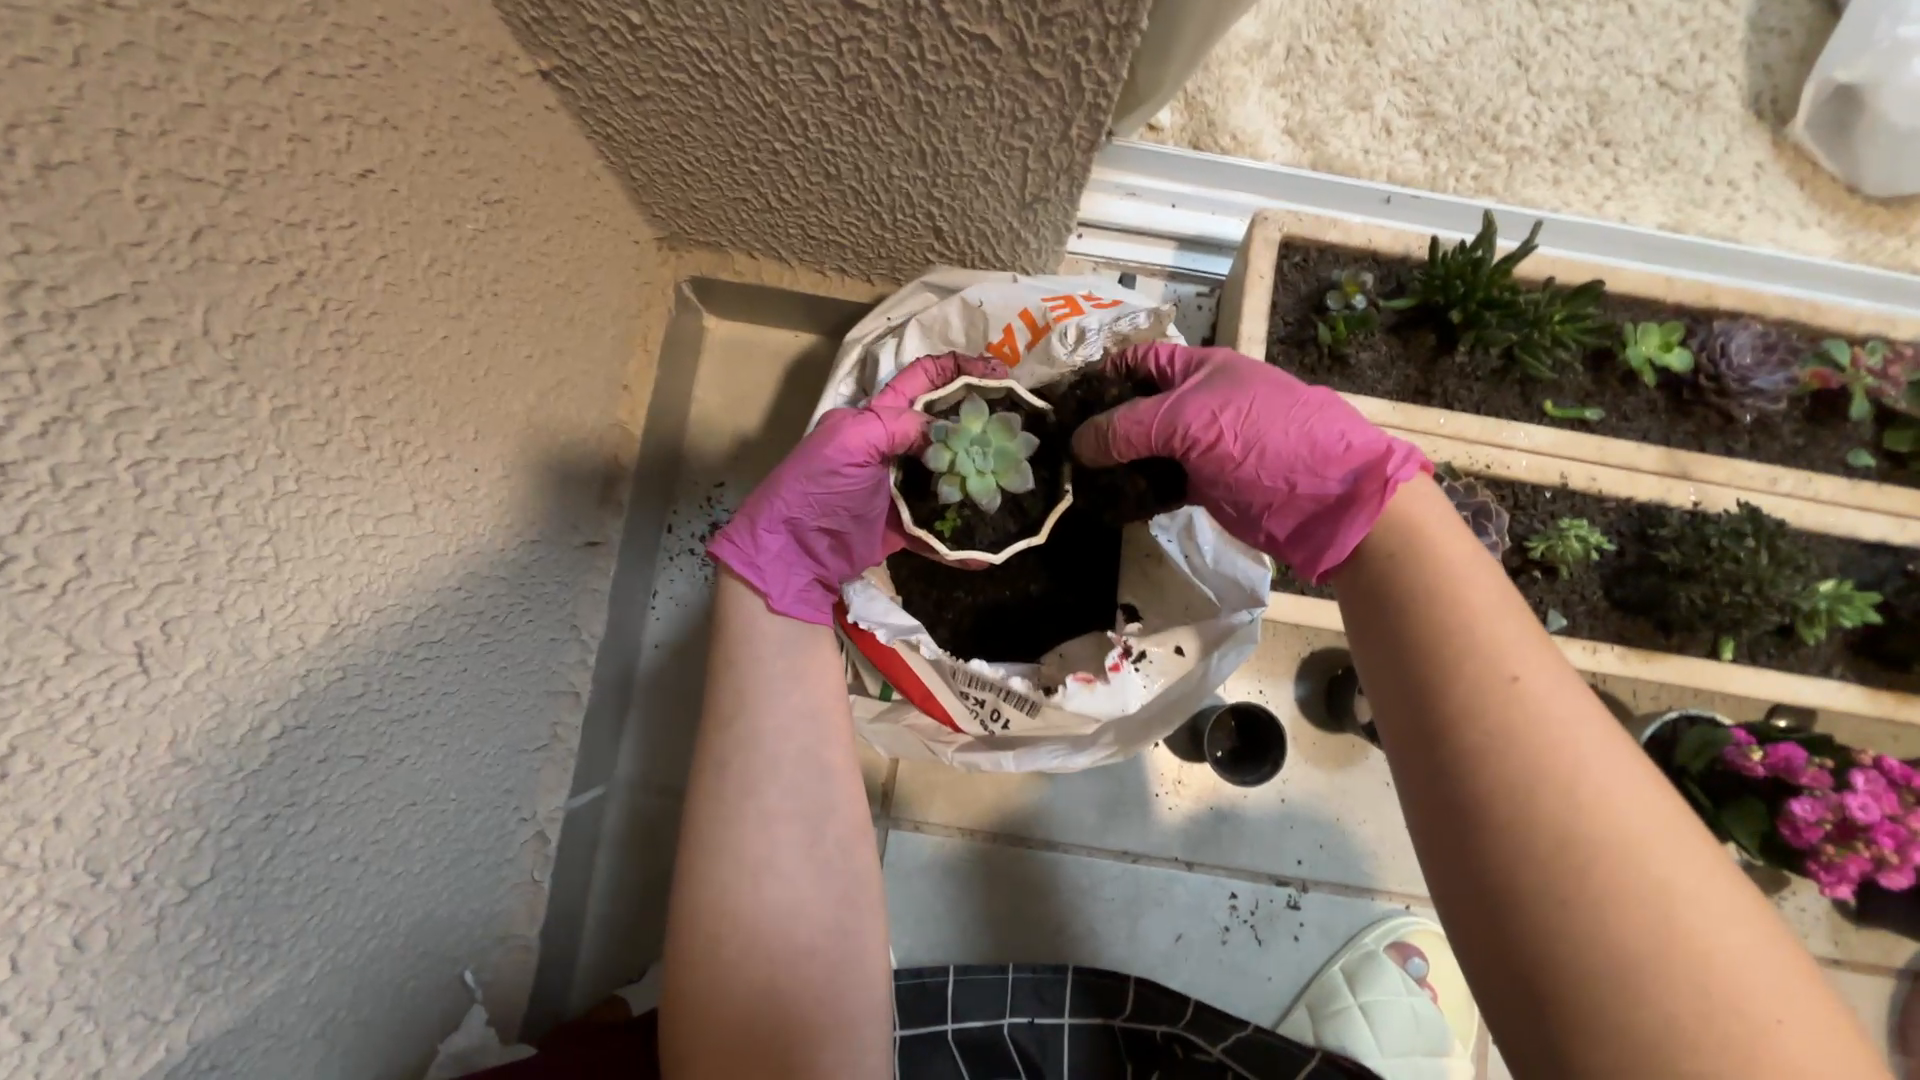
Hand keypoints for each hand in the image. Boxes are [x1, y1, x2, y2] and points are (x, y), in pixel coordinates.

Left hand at [709, 352, 1010, 622]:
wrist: (793, 554)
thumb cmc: (815, 489)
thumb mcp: (850, 444)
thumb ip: (897, 427)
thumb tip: (947, 431)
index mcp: (877, 417)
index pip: (923, 379)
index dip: (960, 369)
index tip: (1000, 373)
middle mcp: (893, 446)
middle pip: (945, 428)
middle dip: (981, 427)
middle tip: (1019, 432)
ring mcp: (900, 487)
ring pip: (949, 476)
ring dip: (978, 481)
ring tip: (1016, 484)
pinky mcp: (903, 525)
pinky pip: (938, 529)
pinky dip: (960, 542)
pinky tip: (986, 551)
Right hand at [1071, 343, 1429, 582]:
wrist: (1322, 496)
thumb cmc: (1257, 436)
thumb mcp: (1185, 420)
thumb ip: (1125, 428)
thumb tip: (1075, 445)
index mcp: (1196, 369)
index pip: (1137, 361)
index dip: (1100, 375)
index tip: (1065, 402)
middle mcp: (1196, 402)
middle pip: (1136, 408)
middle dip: (1100, 425)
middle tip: (1061, 449)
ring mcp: (1200, 445)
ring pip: (1144, 449)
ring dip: (1114, 464)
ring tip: (1077, 481)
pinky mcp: (1204, 483)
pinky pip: (1159, 483)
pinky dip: (1136, 492)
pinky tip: (1109, 504)